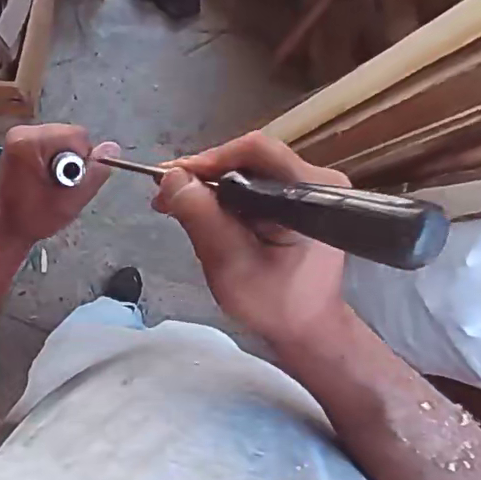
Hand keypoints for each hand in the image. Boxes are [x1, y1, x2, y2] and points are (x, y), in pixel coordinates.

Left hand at [0, 124, 117, 247]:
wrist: (9, 227)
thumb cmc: (36, 218)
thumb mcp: (72, 200)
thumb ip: (95, 173)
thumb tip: (112, 147)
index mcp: (29, 142)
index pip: (77, 136)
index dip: (81, 160)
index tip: (66, 181)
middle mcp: (21, 132)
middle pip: (69, 134)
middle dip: (72, 159)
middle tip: (58, 183)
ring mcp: (19, 135)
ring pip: (63, 138)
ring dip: (65, 159)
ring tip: (51, 182)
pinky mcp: (20, 141)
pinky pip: (53, 142)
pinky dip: (56, 158)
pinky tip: (45, 177)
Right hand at [154, 130, 353, 349]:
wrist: (306, 328)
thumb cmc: (273, 303)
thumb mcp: (230, 264)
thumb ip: (202, 218)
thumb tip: (171, 178)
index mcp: (310, 191)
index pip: (255, 151)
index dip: (208, 160)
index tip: (171, 179)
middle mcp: (315, 180)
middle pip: (249, 158)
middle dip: (202, 174)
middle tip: (164, 195)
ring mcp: (307, 189)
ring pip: (246, 170)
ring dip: (207, 185)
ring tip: (174, 203)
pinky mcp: (295, 200)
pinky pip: (251, 184)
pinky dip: (220, 195)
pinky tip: (197, 209)